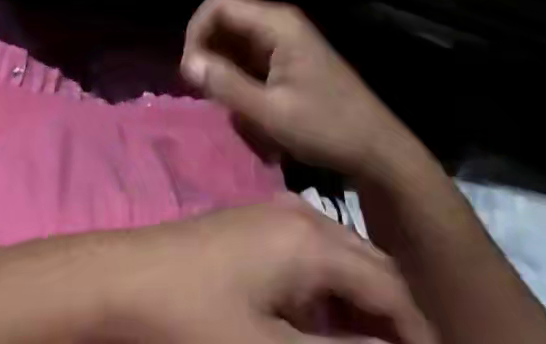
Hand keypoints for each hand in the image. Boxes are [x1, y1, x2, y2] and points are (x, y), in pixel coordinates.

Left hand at [105, 200, 435, 343]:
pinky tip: (329, 322)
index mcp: (312, 240)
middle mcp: (300, 215)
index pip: (390, 287)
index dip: (418, 333)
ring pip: (342, 257)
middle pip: (371, 265)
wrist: (126, 279)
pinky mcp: (254, 224)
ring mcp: (274, 213)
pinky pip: (313, 253)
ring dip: (364, 302)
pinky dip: (332, 288)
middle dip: (395, 316)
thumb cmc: (197, 317)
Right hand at [182, 0, 405, 177]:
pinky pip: (250, 53)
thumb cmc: (326, 129)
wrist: (379, 151)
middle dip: (207, 49)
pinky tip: (238, 101)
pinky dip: (236, 72)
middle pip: (226, 18)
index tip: (190, 70)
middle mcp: (280, 22)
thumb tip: (187, 64)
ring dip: (220, 63)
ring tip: (217, 97)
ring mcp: (287, 39)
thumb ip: (226, 85)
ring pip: (236, 37)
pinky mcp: (290, 58)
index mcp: (277, 24)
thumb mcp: (270, 112)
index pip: (218, 5)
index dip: (196, 31)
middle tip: (200, 87)